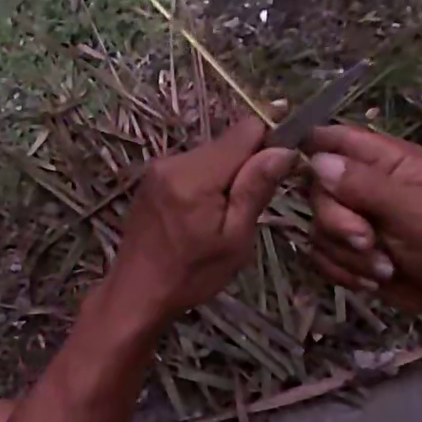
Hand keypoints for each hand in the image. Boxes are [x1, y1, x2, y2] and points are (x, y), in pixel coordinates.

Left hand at [107, 119, 295, 325]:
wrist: (136, 292)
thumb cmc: (191, 275)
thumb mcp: (234, 240)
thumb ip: (256, 189)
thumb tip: (285, 150)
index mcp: (196, 175)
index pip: (247, 129)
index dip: (271, 141)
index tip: (281, 169)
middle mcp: (175, 160)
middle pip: (228, 140)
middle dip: (248, 163)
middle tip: (251, 205)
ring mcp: (159, 166)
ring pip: (212, 153)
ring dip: (228, 174)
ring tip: (225, 214)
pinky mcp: (152, 177)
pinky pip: (193, 165)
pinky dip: (208, 180)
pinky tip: (203, 213)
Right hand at [304, 125, 421, 313]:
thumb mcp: (414, 210)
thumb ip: (365, 185)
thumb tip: (317, 160)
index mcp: (388, 161)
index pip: (338, 139)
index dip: (312, 146)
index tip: (287, 163)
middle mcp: (365, 185)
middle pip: (319, 190)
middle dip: (338, 222)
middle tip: (366, 241)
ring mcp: (355, 219)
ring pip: (318, 227)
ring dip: (346, 254)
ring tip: (383, 267)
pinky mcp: (348, 251)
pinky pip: (321, 255)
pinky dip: (343, 271)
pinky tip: (371, 280)